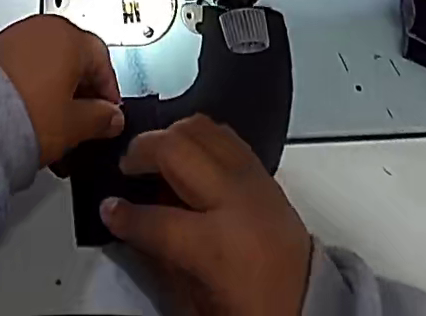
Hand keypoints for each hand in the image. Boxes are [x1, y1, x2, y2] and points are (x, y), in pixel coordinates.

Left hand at [0, 15, 122, 167]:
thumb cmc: (24, 112)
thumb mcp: (75, 124)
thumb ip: (101, 118)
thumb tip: (110, 116)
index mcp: (68, 37)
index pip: (102, 58)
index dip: (109, 90)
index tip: (108, 113)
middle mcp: (43, 28)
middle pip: (75, 56)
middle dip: (82, 88)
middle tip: (85, 119)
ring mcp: (18, 35)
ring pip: (50, 59)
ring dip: (58, 86)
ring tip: (57, 120)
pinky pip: (27, 62)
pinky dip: (35, 82)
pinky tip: (34, 109)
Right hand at [101, 116, 311, 315]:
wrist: (317, 313)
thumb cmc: (258, 312)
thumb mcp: (202, 303)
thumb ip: (161, 260)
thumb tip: (130, 227)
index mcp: (220, 248)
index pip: (157, 221)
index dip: (124, 215)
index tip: (107, 209)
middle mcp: (237, 203)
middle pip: (174, 151)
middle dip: (140, 152)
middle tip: (127, 166)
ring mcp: (254, 181)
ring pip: (199, 129)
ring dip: (169, 136)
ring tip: (155, 154)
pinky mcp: (264, 172)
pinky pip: (223, 133)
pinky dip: (197, 135)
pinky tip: (187, 152)